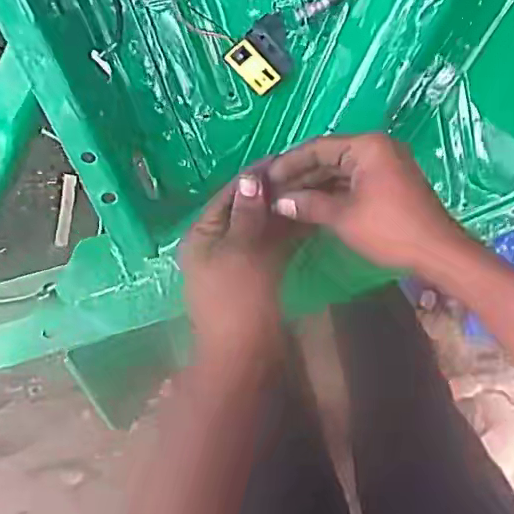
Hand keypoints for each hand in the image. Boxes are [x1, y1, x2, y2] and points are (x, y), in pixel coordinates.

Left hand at [179, 173, 303, 372]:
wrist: (244, 354)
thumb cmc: (236, 299)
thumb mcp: (240, 250)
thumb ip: (247, 214)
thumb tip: (251, 178)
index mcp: (202, 235)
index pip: (228, 195)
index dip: (253, 176)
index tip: (282, 158)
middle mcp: (216, 244)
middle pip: (245, 210)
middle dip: (272, 193)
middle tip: (304, 173)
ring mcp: (238, 261)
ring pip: (262, 227)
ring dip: (283, 211)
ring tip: (312, 191)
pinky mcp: (256, 275)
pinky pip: (272, 246)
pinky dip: (288, 233)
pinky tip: (310, 219)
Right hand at [264, 133, 474, 273]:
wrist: (438, 252)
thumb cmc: (390, 230)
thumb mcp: (344, 217)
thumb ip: (309, 204)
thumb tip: (279, 201)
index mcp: (368, 146)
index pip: (318, 147)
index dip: (289, 163)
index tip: (266, 178)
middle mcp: (378, 148)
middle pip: (330, 157)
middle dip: (301, 175)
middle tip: (271, 191)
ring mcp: (387, 165)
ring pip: (341, 170)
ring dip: (316, 185)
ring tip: (286, 200)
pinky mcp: (391, 183)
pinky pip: (355, 181)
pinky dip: (334, 193)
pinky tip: (311, 206)